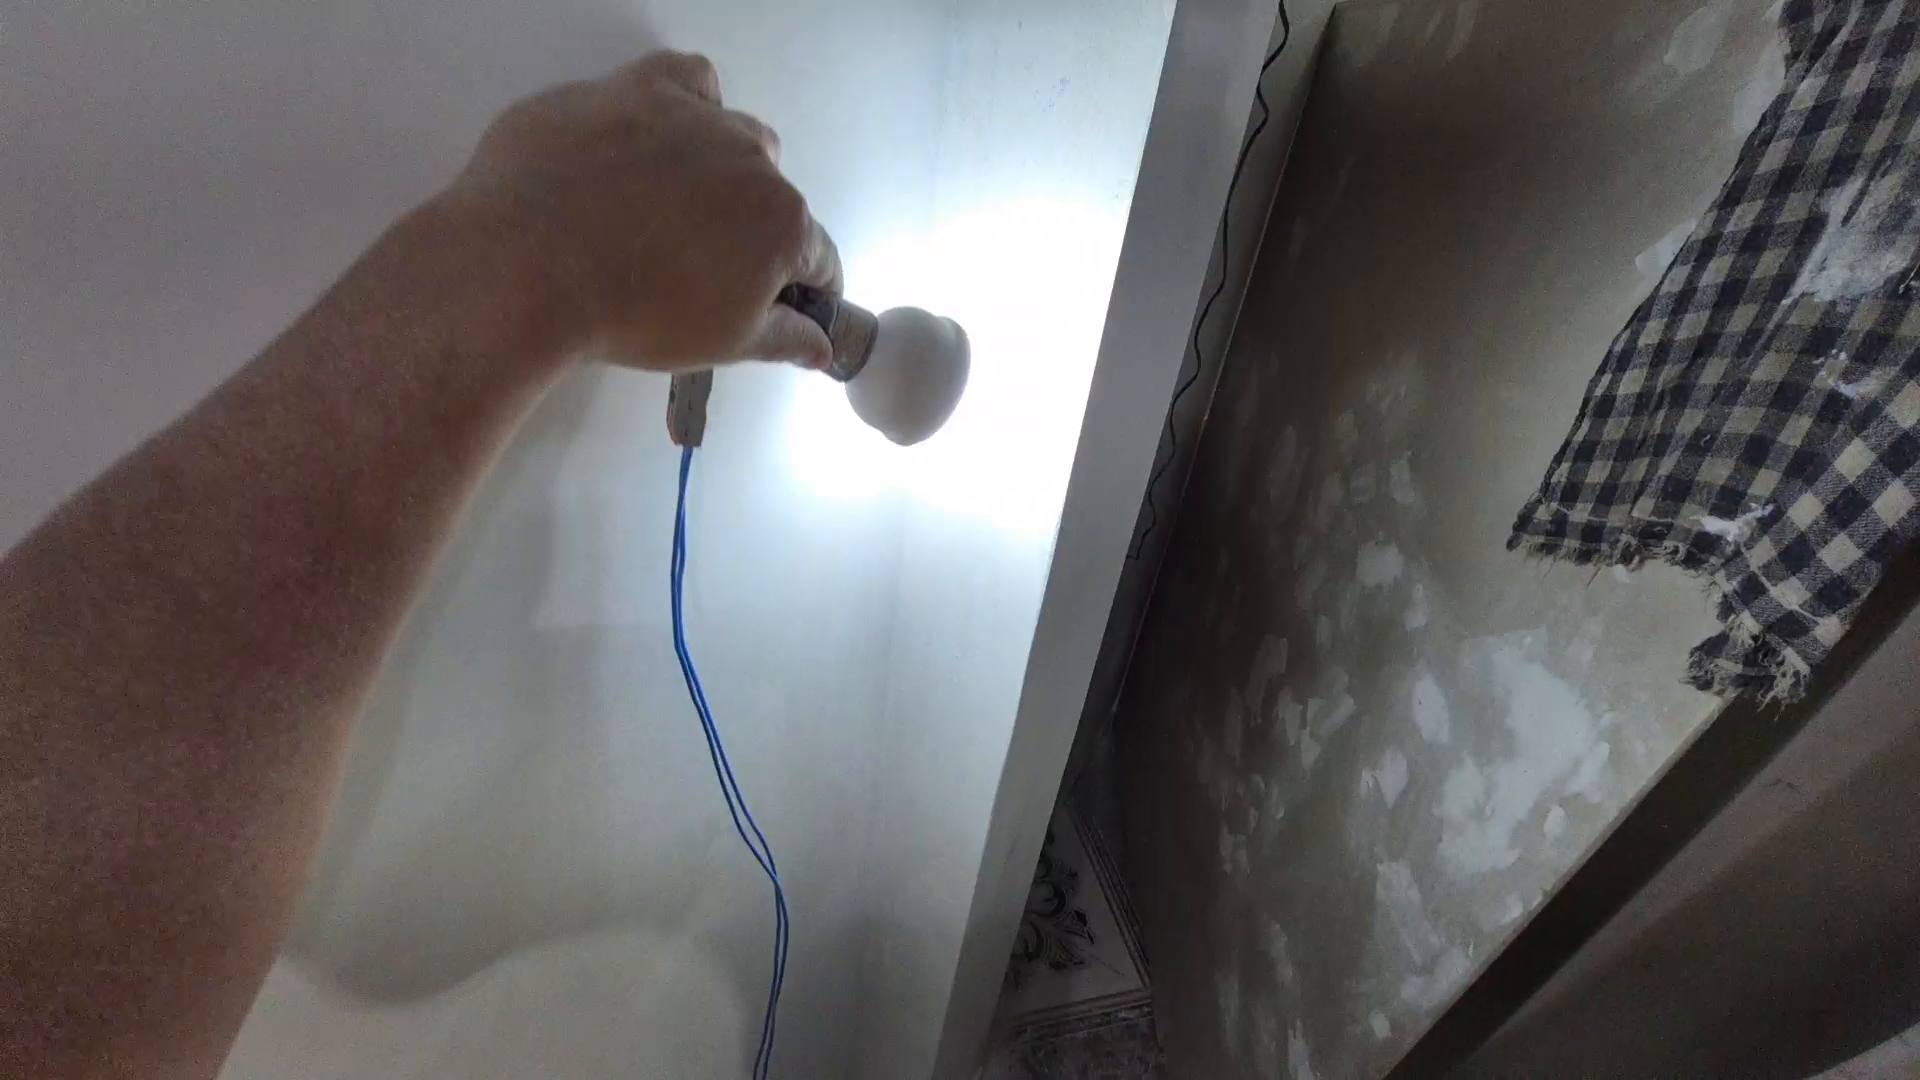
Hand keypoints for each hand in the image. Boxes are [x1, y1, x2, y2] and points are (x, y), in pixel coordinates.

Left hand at [443, 51, 840, 372]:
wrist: (530, 267)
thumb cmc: (641, 315)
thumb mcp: (726, 344)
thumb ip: (786, 339)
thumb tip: (824, 347)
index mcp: (785, 226)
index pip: (820, 260)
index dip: (810, 290)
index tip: (789, 308)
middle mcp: (754, 161)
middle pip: (779, 199)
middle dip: (762, 234)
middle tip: (713, 269)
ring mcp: (696, 117)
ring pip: (739, 139)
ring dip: (730, 172)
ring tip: (682, 208)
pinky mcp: (636, 88)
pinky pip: (689, 81)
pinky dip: (693, 106)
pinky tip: (668, 137)